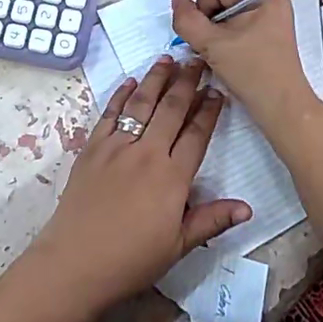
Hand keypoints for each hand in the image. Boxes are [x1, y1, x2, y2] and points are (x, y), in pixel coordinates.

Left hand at [29, 58, 250, 310]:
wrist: (75, 262)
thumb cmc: (131, 259)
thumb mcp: (178, 246)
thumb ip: (211, 219)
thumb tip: (247, 208)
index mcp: (172, 177)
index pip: (197, 134)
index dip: (209, 110)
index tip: (218, 91)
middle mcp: (147, 153)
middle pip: (171, 109)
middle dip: (186, 82)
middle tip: (197, 61)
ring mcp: (117, 147)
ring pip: (141, 103)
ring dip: (156, 79)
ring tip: (168, 59)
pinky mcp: (92, 148)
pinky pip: (110, 114)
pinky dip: (121, 95)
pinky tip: (130, 82)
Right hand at [170, 0, 314, 121]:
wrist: (282, 109)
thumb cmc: (251, 73)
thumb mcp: (211, 44)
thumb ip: (187, 20)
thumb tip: (177, 0)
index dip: (202, 5)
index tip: (203, 34)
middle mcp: (270, 1)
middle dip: (208, 19)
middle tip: (207, 46)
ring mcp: (271, 19)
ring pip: (227, 13)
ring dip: (214, 31)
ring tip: (215, 54)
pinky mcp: (268, 35)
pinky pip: (238, 25)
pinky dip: (225, 38)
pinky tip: (225, 58)